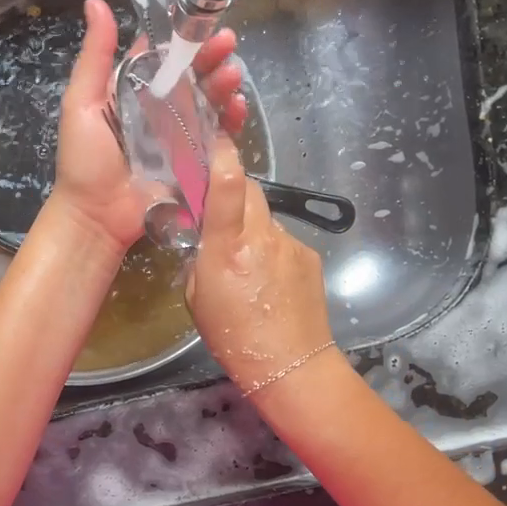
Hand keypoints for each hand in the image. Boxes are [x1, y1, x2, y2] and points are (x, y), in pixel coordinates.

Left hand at [43, 0, 248, 254]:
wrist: (95, 217)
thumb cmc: (84, 163)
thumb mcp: (81, 105)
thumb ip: (95, 57)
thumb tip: (96, 2)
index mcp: (131, 92)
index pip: (162, 55)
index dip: (182, 37)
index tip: (201, 21)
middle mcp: (157, 110)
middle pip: (191, 75)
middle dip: (211, 57)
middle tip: (226, 44)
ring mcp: (177, 136)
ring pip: (209, 101)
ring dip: (224, 83)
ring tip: (232, 76)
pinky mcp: (193, 162)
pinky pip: (217, 136)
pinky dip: (231, 119)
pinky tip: (237, 106)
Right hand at [186, 135, 338, 394]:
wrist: (291, 364)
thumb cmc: (233, 338)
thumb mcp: (196, 300)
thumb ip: (198, 262)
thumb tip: (205, 241)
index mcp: (227, 250)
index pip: (228, 188)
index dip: (222, 160)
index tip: (217, 141)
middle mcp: (262, 238)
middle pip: (251, 193)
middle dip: (234, 195)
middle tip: (221, 219)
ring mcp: (291, 245)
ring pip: (265, 220)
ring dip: (252, 232)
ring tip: (247, 271)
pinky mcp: (309, 256)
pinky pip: (282, 242)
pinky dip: (271, 253)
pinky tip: (269, 284)